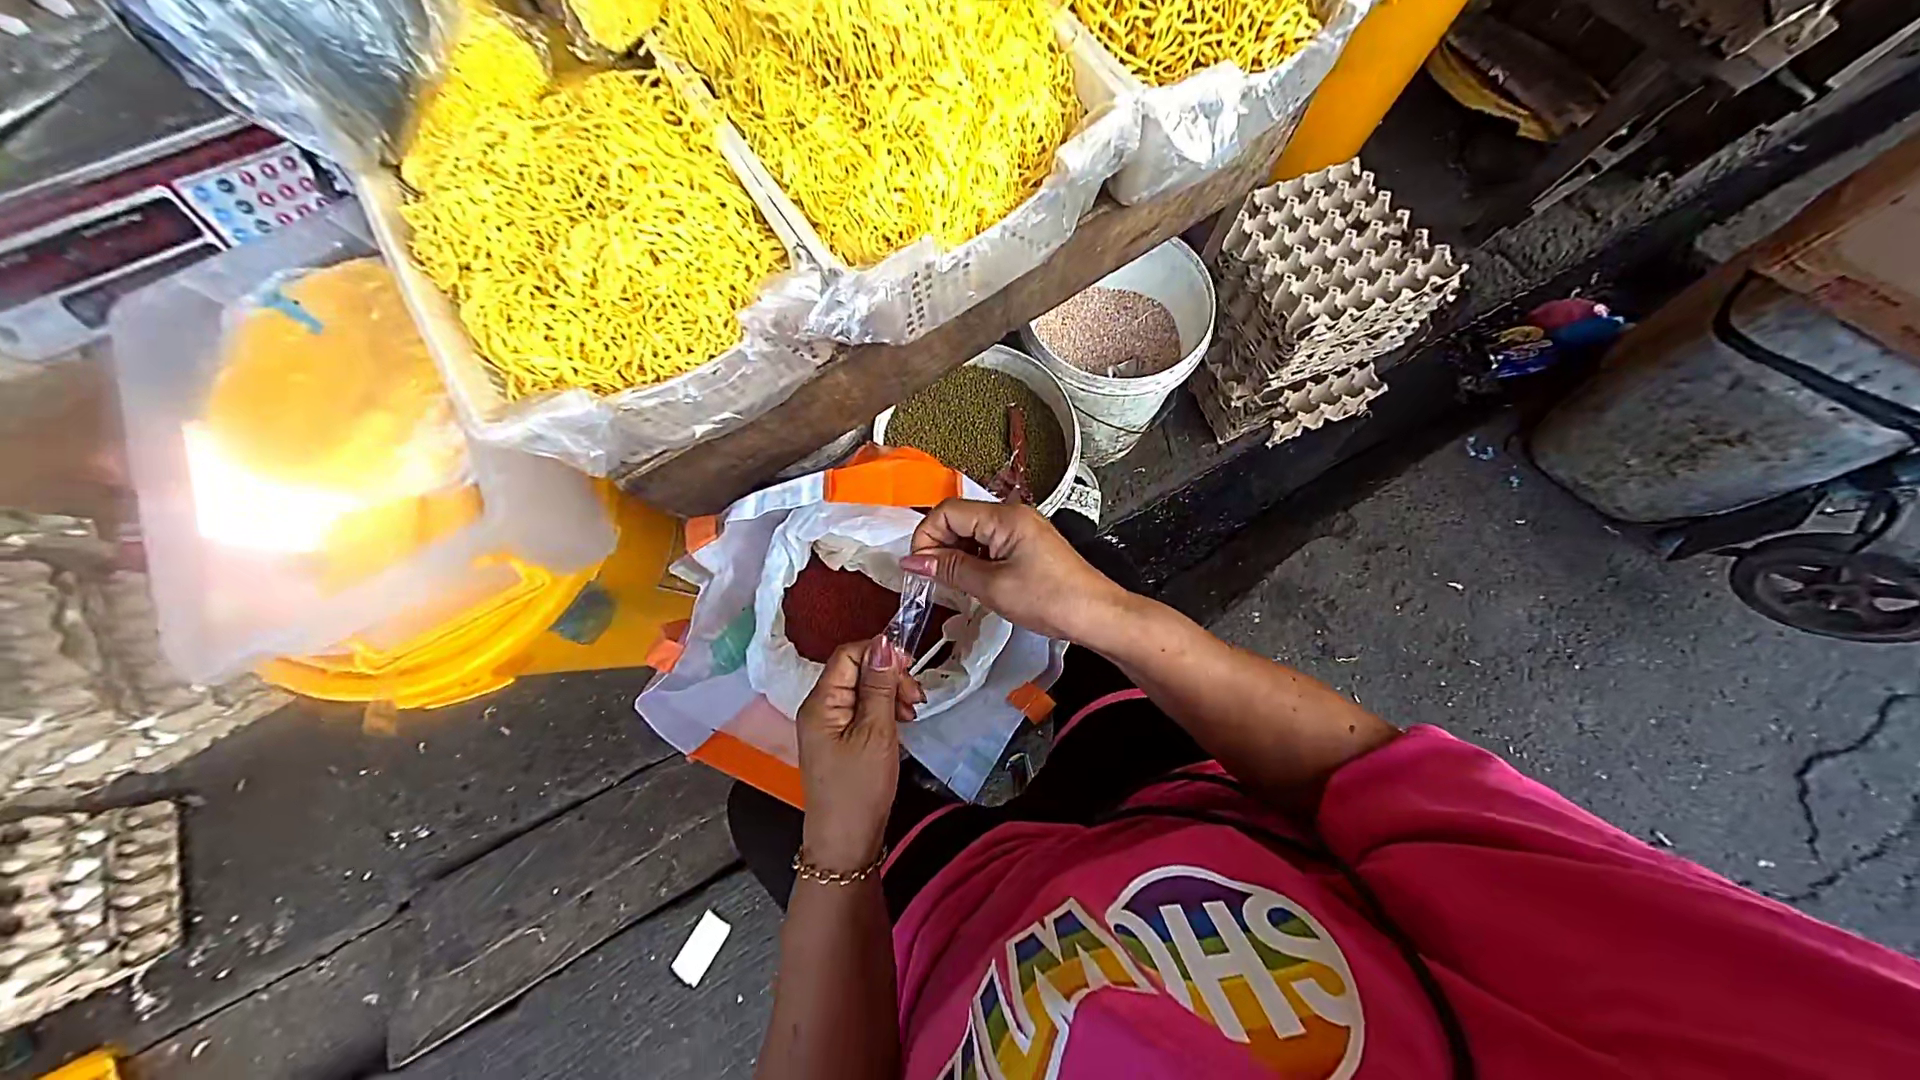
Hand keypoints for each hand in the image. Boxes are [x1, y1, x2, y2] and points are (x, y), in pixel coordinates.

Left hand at [794, 635, 924, 871]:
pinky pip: (862, 709)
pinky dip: (884, 710)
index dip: (879, 652)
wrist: (846, 842)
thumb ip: (879, 685)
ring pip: (863, 689)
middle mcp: (819, 707)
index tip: (910, 667)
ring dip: (890, 693)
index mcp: (821, 701)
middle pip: (856, 669)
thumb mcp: (876, 732)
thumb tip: (884, 643)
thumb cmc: (860, 788)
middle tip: (916, 697)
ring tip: (912, 712)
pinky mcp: (840, 737)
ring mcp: (828, 723)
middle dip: (889, 675)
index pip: (847, 654)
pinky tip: (901, 722)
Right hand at [902, 498, 1129, 644]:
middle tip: (933, 578)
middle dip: (939, 547)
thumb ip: (949, 569)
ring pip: (972, 534)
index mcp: (1004, 517)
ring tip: (955, 584)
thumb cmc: (1053, 599)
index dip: (926, 537)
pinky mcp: (1026, 545)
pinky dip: (974, 562)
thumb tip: (914, 561)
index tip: (919, 566)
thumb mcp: (992, 586)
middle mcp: (1013, 516)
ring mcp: (1021, 530)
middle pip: (958, 519)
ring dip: (956, 556)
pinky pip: (989, 545)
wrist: (1096, 614)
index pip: (947, 512)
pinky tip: (974, 583)